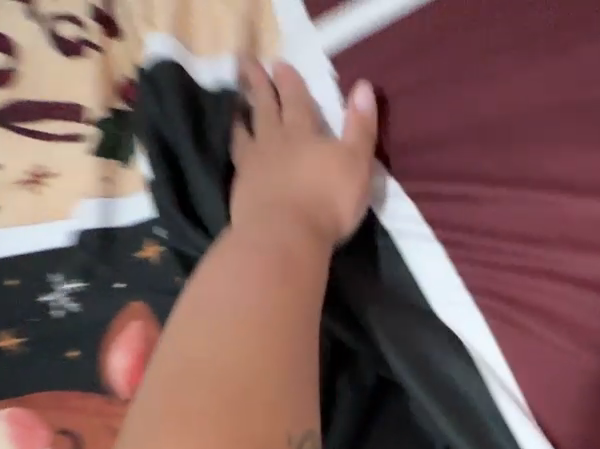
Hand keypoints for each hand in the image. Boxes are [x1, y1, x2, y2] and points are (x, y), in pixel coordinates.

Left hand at [230, 57, 378, 248]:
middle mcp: (276, 141)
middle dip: (259, 85)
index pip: (297, 101)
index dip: (290, 82)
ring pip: (246, 131)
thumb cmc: (328, 200)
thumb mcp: (356, 163)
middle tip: (246, 63)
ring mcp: (255, 164)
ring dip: (242, 115)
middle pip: (265, 107)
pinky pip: (237, 158)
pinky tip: (235, 146)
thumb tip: (363, 86)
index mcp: (304, 133)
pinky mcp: (243, 188)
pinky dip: (236, 146)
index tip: (279, 63)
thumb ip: (360, 127)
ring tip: (236, 104)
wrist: (286, 235)